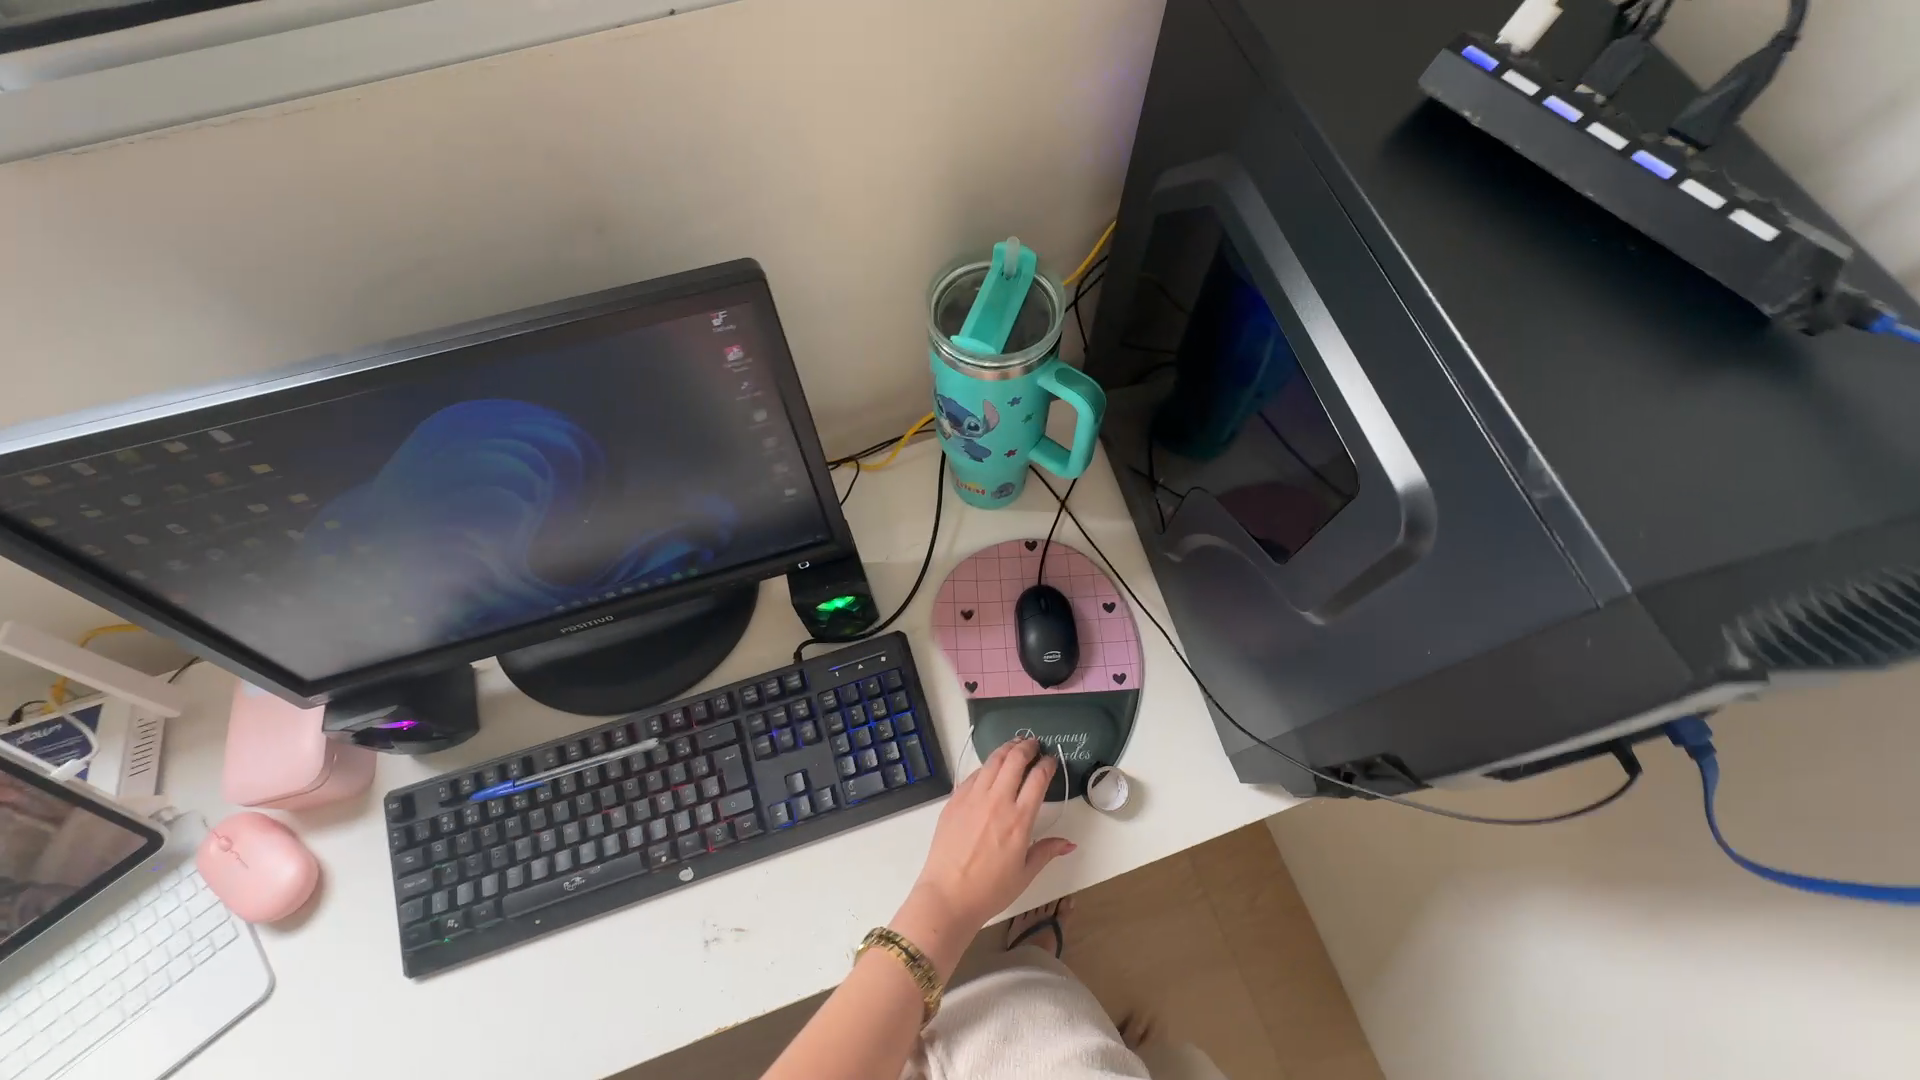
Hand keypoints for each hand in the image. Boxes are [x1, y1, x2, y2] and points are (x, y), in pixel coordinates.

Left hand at [903, 736, 1076, 937]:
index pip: (1038, 779)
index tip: (1051, 760)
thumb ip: (1046, 851)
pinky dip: (985, 767)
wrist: (947, 896)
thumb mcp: (1025, 874)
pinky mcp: (954, 801)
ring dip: (1006, 749)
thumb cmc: (990, 890)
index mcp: (1019, 819)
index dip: (1047, 764)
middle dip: (1027, 747)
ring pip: (992, 762)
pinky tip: (989, 768)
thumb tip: (1069, 843)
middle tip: (1033, 743)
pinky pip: (972, 775)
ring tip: (1014, 745)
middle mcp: (997, 801)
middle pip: (1014, 760)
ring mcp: (973, 798)